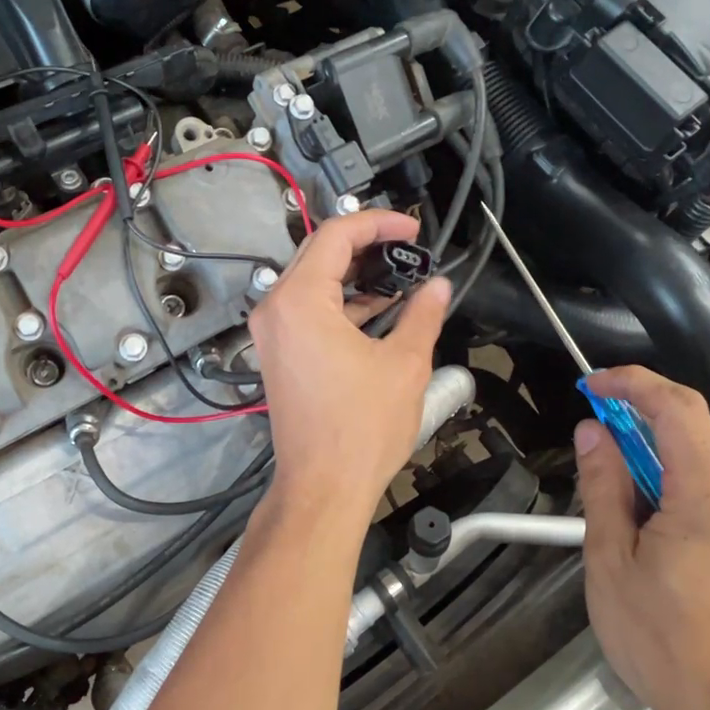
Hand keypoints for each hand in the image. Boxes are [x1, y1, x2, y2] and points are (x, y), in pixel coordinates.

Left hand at [248, 211, 451, 523]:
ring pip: (311, 282)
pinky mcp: (278, 354)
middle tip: (407, 248)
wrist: (322, 486)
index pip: (335, 235)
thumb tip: (437, 286)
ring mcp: (272, 333)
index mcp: (298, 301)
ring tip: (400, 277)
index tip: (412, 228)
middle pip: (318, 254)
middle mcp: (274, 309)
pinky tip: (378, 310)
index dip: (377, 223)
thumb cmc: (362, 427)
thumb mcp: (404, 363)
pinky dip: (340, 304)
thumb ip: (422, 314)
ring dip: (354, 276)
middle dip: (365, 245)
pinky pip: (306, 311)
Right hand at [575, 366, 709, 709]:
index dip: (630, 383)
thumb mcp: (611, 561)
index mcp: (709, 494)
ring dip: (662, 448)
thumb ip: (603, 487)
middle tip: (596, 435)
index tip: (593, 385)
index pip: (674, 406)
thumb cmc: (666, 642)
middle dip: (640, 416)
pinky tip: (658, 510)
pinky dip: (687, 474)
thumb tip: (594, 435)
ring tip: (621, 482)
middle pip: (695, 424)